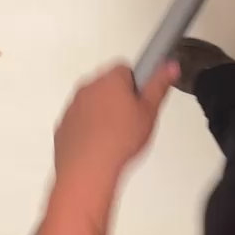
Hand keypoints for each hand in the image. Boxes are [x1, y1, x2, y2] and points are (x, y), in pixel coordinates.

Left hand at [52, 62, 177, 214]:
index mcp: (110, 79)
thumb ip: (159, 85)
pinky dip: (88, 127)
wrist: (87, 168)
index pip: (125, 68)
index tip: (141, 100)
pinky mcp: (63, 124)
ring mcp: (73, 105)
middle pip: (107, 84)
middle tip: (131, 119)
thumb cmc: (120, 140)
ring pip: (92, 102)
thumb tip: (170, 66)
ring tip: (116, 136)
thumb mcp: (149, 112)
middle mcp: (88, 87)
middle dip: (118, 97)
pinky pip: (79, 119)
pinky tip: (100, 144)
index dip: (136, 84)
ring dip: (102, 112)